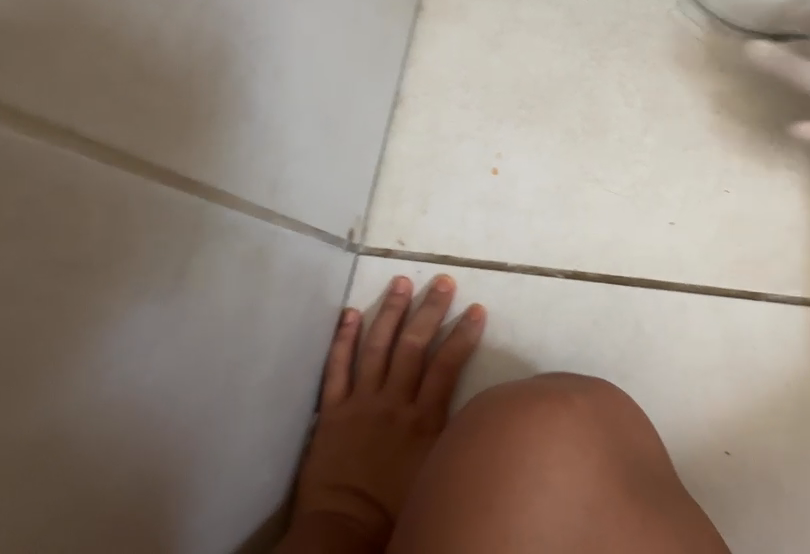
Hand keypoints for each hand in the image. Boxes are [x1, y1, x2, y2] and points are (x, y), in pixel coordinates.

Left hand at [284, 275, 485, 553]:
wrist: (344, 530)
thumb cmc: (396, 508)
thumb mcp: (436, 468)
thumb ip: (450, 431)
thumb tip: (472, 405)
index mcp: (423, 419)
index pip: (448, 364)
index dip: (464, 334)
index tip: (477, 308)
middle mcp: (394, 402)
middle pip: (415, 346)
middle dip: (431, 309)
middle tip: (443, 280)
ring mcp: (360, 403)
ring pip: (377, 347)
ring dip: (391, 311)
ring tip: (402, 282)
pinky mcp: (331, 411)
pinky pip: (336, 369)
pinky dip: (344, 339)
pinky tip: (351, 313)